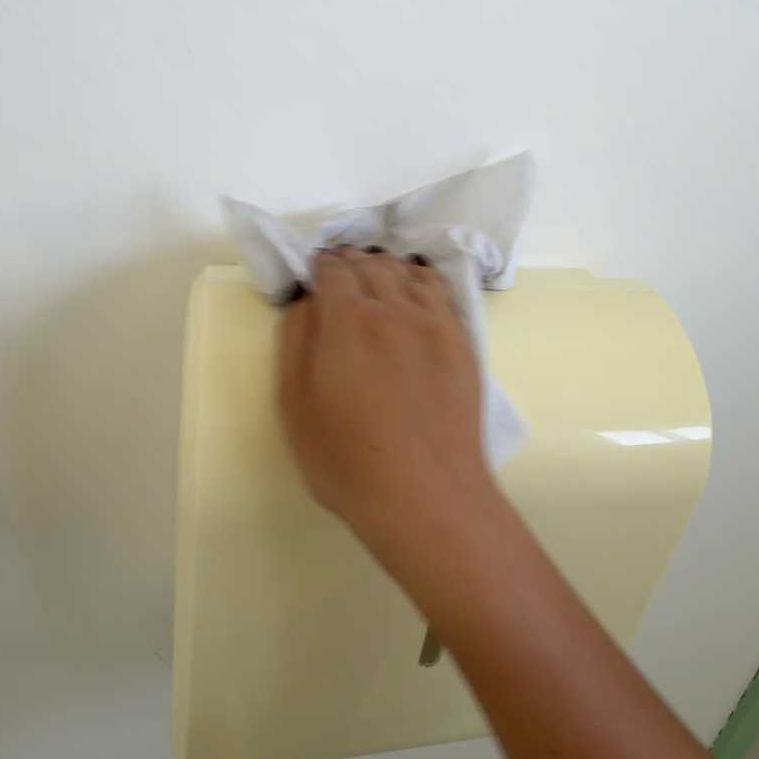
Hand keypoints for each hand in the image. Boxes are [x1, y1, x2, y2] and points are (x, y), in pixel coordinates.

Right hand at [277, 246, 498, 555]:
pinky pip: (442, 292)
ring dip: (387, 267)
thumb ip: (296, 341)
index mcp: (349, 319)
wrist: (427, 497)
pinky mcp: (462, 343)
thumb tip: (307, 300)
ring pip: (409, 273)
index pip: (334, 270)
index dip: (322, 265)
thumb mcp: (296, 405)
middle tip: (341, 272)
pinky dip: (422, 280)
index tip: (316, 271)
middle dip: (352, 261)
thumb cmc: (347, 460)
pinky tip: (416, 289)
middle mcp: (395, 308)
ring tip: (376, 276)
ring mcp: (435, 324)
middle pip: (372, 265)